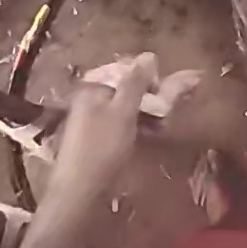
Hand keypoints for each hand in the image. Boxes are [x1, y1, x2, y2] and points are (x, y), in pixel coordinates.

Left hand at [45, 54, 154, 210]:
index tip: (165, 96)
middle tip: (167, 114)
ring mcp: (94, 118)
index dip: (150, 79)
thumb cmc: (102, 148)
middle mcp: (92, 98)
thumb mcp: (123, 112)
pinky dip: (139, 125)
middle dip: (152, 97)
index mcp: (94, 87)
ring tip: (163, 126)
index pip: (128, 69)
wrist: (78, 192)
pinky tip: (151, 134)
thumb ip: (136, 83)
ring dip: (148, 112)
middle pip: (129, 88)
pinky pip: (123, 122)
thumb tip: (149, 55)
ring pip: (129, 106)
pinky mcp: (99, 136)